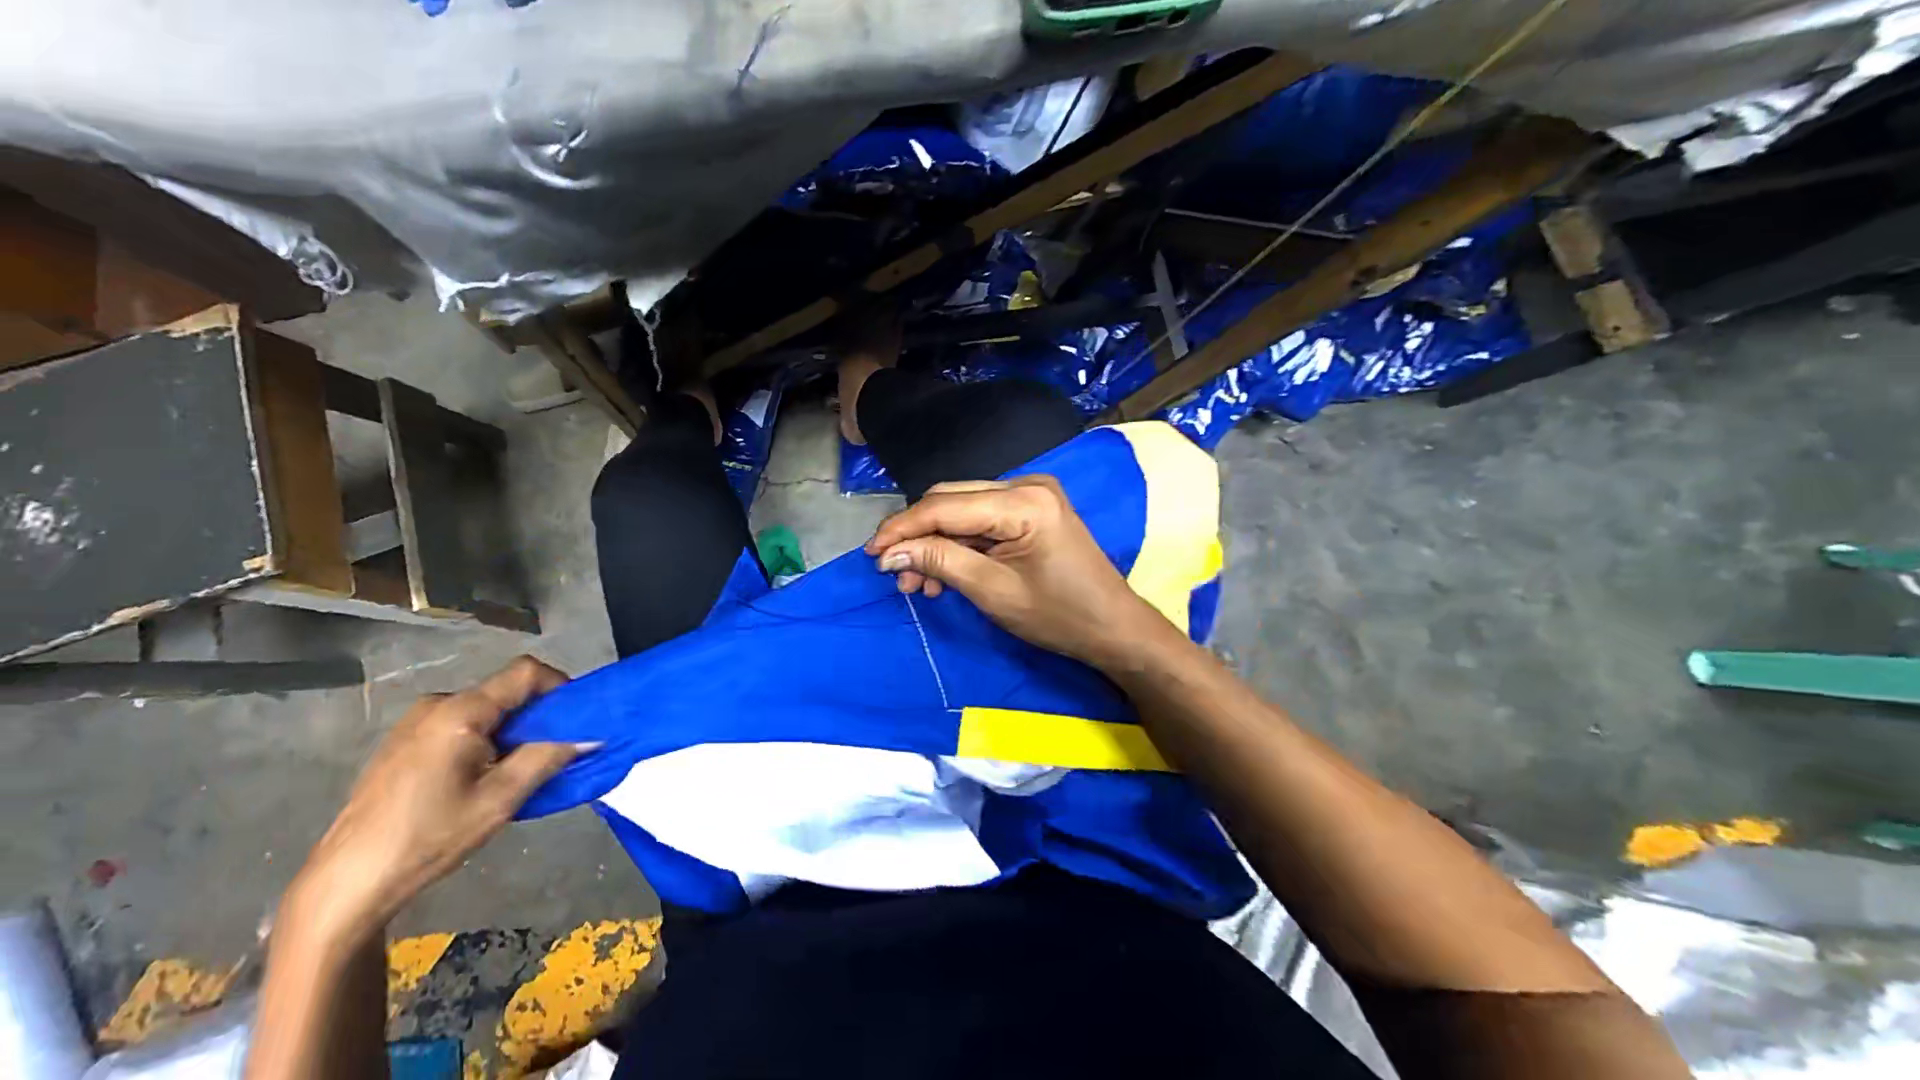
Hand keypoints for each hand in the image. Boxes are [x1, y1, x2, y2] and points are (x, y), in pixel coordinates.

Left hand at [283, 657, 578, 943]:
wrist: (347, 882)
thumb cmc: (429, 837)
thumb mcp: (501, 799)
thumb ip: (548, 758)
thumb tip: (592, 735)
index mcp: (459, 712)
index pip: (526, 673)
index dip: (561, 688)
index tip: (578, 721)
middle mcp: (436, 705)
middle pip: (506, 693)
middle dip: (538, 718)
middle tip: (554, 755)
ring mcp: (415, 723)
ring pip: (485, 712)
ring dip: (512, 733)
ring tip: (518, 774)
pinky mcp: (404, 743)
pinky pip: (461, 726)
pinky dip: (486, 742)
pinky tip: (482, 781)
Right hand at [865, 477, 1174, 668]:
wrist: (1113, 627)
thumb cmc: (1058, 616)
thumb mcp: (992, 592)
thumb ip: (939, 562)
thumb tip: (889, 553)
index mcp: (1023, 502)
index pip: (945, 506)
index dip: (902, 528)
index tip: (871, 555)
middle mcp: (1026, 484)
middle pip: (950, 500)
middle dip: (917, 536)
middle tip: (896, 575)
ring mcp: (1031, 494)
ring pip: (961, 509)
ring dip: (935, 543)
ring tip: (919, 585)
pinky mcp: (1031, 508)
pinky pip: (981, 518)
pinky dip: (958, 544)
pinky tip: (945, 575)